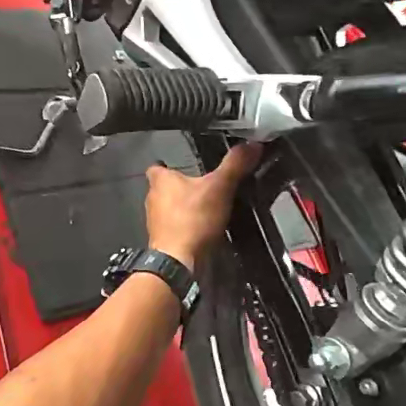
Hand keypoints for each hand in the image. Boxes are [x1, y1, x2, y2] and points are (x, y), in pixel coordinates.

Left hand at [144, 142, 262, 271]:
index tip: (183, 167)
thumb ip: (235, 165)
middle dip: (180, 189)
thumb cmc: (193, 218)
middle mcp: (152, 199)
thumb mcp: (219, 187)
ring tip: (205, 210)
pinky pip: (174, 228)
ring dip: (183, 210)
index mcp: (160, 181)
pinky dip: (186, 228)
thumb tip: (253, 144)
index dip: (167, 166)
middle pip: (164, 189)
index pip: (157, 167)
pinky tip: (202, 231)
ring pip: (169, 210)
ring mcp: (155, 222)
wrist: (178, 261)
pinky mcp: (162, 241)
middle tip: (203, 189)